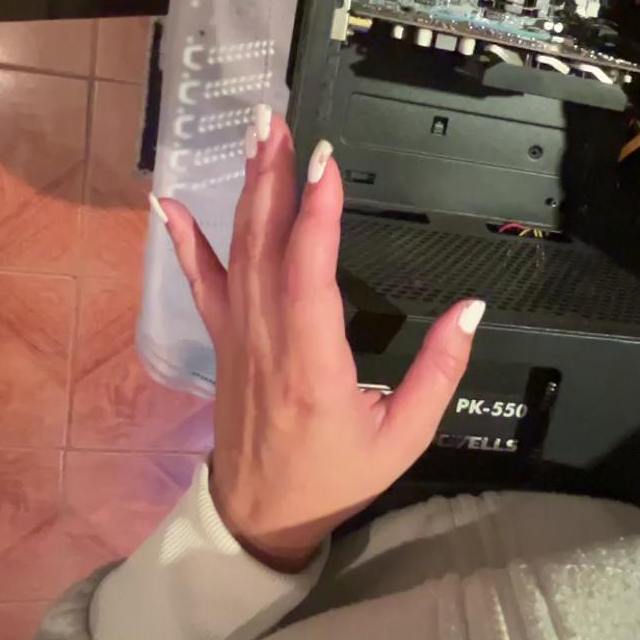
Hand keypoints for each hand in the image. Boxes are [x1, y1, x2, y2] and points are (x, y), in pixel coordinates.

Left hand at [157, 107, 483, 571]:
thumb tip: (472, 308)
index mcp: (313, 364)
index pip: (310, 273)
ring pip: (237, 251)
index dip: (317, 214)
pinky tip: (168, 203)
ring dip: (245, 189)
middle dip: (271, 176)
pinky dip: (184, 241)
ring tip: (253, 137)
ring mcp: (236, 336)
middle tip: (276, 120)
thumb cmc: (335, 478)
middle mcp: (266, 339)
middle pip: (264, 245)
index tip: (325, 162)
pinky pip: (201, 283)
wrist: (261, 519)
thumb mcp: (405, 437)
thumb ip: (440, 370)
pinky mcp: (224, 340)